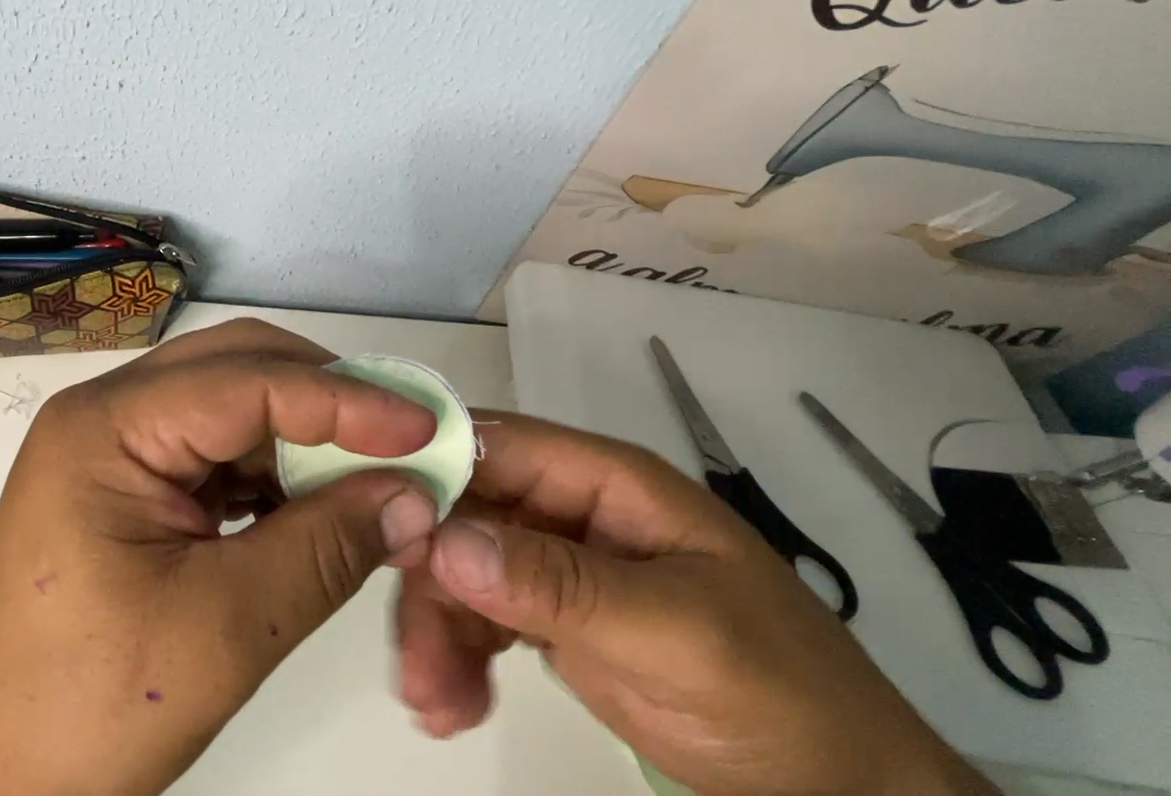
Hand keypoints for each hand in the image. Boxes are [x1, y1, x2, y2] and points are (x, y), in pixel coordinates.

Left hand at [0, 319, 442, 794]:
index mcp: (106, 429)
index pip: (246, 381)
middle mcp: (106, 415)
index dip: (346, 399)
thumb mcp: (224, 628)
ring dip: (307, 436)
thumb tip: (415, 497)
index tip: (428, 431)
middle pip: (237, 369)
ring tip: (378, 476)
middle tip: (408, 442)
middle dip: (328, 399)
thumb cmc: (92, 705)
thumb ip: (326, 548)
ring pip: (233, 405)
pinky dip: (277, 471)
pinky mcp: (129, 484)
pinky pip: (217, 451)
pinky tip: (321, 504)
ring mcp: (114, 448)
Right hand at [396, 412, 994, 795]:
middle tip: (410, 656)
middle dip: (427, 578)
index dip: (429, 467)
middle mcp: (573, 511)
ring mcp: (559, 567)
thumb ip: (560, 583)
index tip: (370, 518)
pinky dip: (455, 657)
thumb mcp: (675, 633)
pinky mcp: (551, 618)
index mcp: (609, 482)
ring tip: (434, 702)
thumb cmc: (777, 694)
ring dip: (436, 630)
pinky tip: (449, 704)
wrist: (838, 791)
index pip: (498, 446)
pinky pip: (478, 618)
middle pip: (464, 514)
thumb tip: (442, 539)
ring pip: (460, 570)